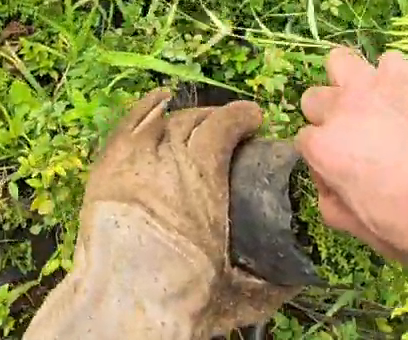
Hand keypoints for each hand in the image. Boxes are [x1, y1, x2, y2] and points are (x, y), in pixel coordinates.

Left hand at [78, 89, 298, 333]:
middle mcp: (169, 158)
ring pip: (163, 121)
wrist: (120, 307)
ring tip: (196, 120)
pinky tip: (158, 100)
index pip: (223, 127)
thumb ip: (270, 285)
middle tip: (227, 126)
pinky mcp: (107, 166)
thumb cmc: (180, 300)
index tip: (254, 117)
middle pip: (194, 121)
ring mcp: (134, 159)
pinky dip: (146, 108)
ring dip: (184, 117)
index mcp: (203, 179)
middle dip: (215, 118)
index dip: (241, 116)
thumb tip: (299, 280)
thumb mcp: (235, 296)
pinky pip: (129, 124)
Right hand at [295, 48, 407, 299]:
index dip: (324, 167)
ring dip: (349, 85)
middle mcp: (346, 107)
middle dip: (330, 122)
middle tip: (360, 150)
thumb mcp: (378, 239)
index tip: (348, 184)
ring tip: (374, 113)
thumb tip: (332, 189)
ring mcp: (380, 86)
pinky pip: (387, 62)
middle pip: (314, 99)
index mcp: (329, 149)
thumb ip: (339, 208)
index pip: (303, 145)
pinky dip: (392, 79)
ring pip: (339, 63)